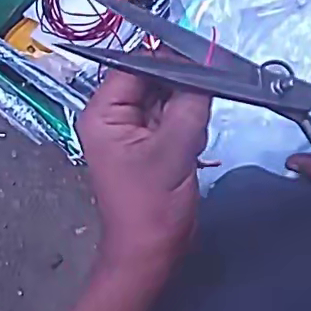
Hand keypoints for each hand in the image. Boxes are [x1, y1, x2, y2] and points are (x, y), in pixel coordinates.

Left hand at [77, 66, 211, 268]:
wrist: (152, 251)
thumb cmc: (151, 206)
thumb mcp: (174, 148)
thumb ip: (191, 103)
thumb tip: (207, 68)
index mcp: (103, 113)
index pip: (134, 66)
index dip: (168, 58)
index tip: (204, 59)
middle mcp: (114, 116)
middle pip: (153, 79)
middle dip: (181, 89)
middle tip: (202, 104)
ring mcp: (133, 130)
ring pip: (167, 97)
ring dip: (187, 111)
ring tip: (189, 141)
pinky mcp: (151, 143)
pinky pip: (174, 117)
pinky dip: (189, 127)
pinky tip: (190, 150)